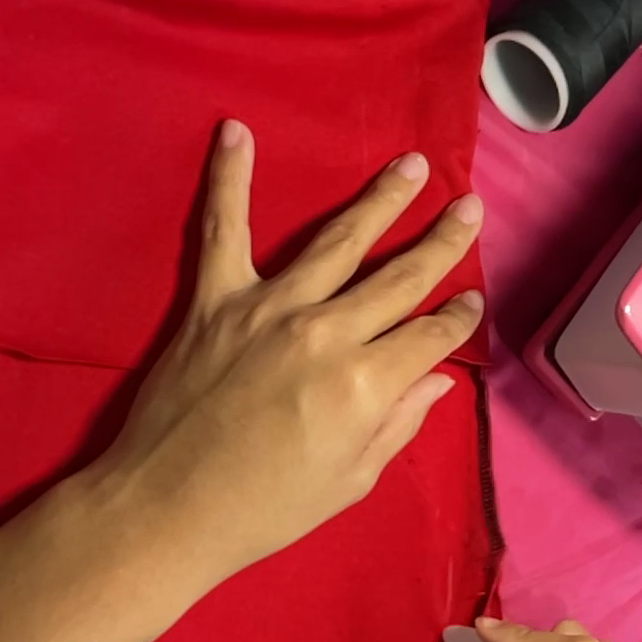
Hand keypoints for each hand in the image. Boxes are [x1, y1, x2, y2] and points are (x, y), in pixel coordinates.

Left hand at [82, 119, 483, 584]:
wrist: (168, 509)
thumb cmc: (268, 508)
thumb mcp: (352, 480)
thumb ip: (399, 423)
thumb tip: (438, 379)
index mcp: (366, 386)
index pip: (431, 336)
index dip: (459, 319)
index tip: (473, 302)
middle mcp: (327, 334)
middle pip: (399, 278)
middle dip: (443, 242)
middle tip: (468, 206)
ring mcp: (269, 309)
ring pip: (337, 241)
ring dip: (380, 200)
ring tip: (410, 165)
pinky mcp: (215, 300)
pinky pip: (223, 230)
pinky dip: (228, 180)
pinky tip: (236, 132)